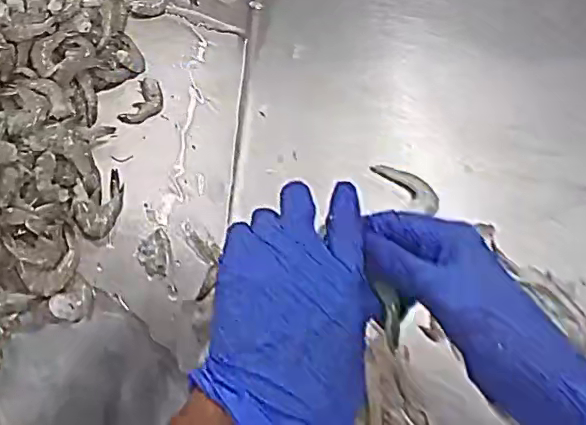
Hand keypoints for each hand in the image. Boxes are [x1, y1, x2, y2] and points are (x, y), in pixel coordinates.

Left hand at [190, 182, 376, 424]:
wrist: (269, 393)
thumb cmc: (313, 382)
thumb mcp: (348, 336)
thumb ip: (344, 295)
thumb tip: (339, 283)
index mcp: (342, 274)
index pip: (348, 220)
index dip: (344, 202)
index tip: (342, 193)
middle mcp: (306, 251)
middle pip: (298, 199)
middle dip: (297, 205)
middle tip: (294, 218)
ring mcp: (268, 247)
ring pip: (266, 216)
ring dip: (269, 232)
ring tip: (268, 257)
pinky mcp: (237, 252)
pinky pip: (241, 232)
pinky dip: (245, 245)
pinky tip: (249, 266)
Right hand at [364, 214, 585, 424]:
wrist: (550, 392)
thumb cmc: (501, 335)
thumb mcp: (439, 290)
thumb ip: (394, 259)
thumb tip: (353, 235)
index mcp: (449, 237)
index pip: (389, 221)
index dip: (360, 232)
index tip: (332, 247)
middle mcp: (449, 252)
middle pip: (392, 243)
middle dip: (369, 259)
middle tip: (346, 277)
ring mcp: (450, 279)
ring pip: (399, 268)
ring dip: (380, 281)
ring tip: (363, 297)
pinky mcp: (451, 305)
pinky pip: (410, 290)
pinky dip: (394, 298)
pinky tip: (384, 312)